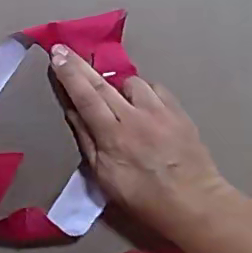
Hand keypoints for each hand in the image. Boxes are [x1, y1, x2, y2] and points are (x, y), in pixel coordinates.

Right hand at [48, 45, 243, 225]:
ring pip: (133, 83)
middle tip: (64, 49)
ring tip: (117, 96)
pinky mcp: (179, 112)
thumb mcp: (105, 177)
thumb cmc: (143, 198)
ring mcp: (160, 111)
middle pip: (102, 84)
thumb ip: (87, 140)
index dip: (69, 74)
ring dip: (119, 84)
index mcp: (113, 136)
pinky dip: (144, 91)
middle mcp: (135, 117)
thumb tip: (72, 111)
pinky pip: (156, 89)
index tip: (56, 54)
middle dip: (80, 64)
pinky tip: (142, 102)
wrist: (195, 204)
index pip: (85, 97)